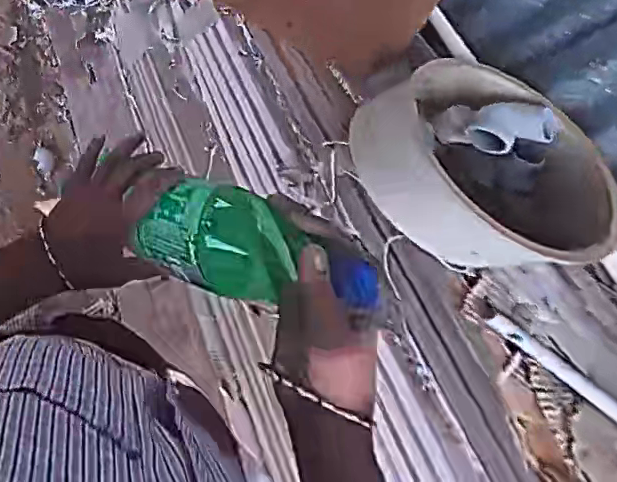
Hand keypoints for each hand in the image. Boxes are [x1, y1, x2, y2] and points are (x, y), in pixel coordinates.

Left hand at [40, 135, 181, 289]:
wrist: (49, 259)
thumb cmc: (86, 268)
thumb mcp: (120, 273)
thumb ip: (145, 268)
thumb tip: (168, 269)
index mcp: (122, 217)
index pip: (150, 190)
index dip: (167, 178)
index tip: (179, 173)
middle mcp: (108, 197)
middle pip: (132, 170)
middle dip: (148, 160)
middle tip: (161, 157)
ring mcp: (89, 188)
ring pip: (111, 160)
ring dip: (126, 147)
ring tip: (139, 137)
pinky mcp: (74, 185)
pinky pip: (85, 162)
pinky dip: (94, 149)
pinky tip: (101, 138)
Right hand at [269, 196, 377, 414]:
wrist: (318, 412)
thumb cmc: (338, 378)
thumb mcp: (329, 332)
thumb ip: (319, 290)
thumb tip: (311, 250)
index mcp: (360, 292)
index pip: (340, 245)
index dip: (316, 225)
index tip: (290, 214)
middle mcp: (339, 287)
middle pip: (320, 243)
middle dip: (298, 222)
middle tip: (274, 204)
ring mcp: (316, 293)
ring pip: (301, 253)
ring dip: (283, 232)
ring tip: (263, 213)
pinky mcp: (295, 303)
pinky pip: (283, 270)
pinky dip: (270, 254)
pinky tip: (256, 241)